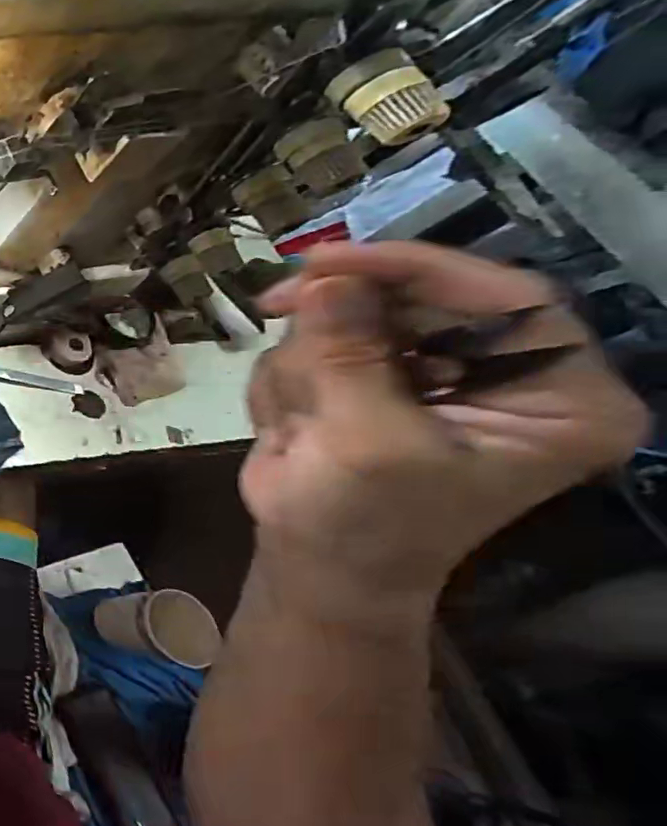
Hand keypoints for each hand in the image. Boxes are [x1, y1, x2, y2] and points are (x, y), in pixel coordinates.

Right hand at [242, 242, 647, 612]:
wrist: (314, 564)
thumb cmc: (364, 522)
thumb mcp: (368, 442)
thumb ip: (350, 359)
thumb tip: (321, 281)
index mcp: (555, 396)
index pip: (503, 299)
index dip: (413, 269)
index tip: (324, 261)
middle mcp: (499, 376)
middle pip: (415, 301)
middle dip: (335, 323)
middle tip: (271, 309)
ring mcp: (424, 377)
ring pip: (348, 321)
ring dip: (302, 366)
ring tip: (297, 423)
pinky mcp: (366, 383)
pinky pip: (311, 347)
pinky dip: (285, 381)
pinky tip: (290, 425)